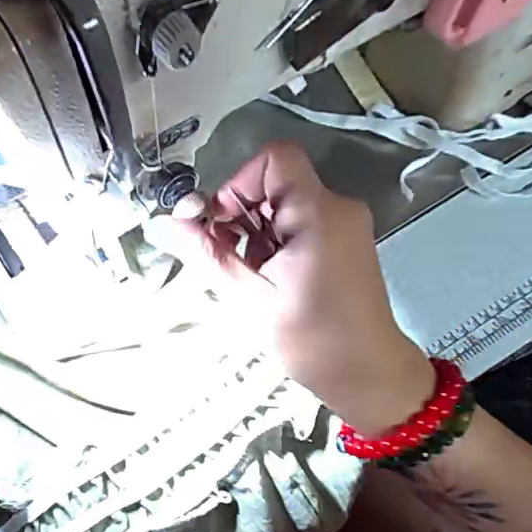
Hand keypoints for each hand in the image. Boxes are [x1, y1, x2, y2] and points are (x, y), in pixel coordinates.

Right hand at [146, 141, 435, 431]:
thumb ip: (208, 254)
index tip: (223, 224)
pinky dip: (278, 245)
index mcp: (319, 212)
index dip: (239, 182)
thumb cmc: (313, 339)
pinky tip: (270, 282)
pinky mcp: (347, 245)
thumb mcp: (251, 297)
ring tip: (252, 280)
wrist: (368, 374)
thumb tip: (164, 223)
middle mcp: (338, 208)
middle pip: (277, 184)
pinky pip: (303, 227)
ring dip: (257, 235)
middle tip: (229, 261)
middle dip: (243, 216)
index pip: (274, 157)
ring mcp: (346, 227)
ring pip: (287, 208)